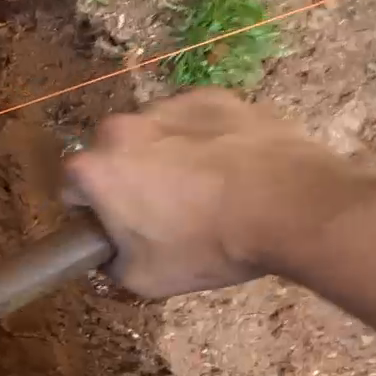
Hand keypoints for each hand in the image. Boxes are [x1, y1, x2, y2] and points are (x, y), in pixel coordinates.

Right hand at [64, 89, 375, 296]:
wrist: (302, 212)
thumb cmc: (211, 246)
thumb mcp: (144, 278)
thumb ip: (110, 263)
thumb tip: (110, 254)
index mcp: (90, 168)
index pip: (72, 191)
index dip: (95, 212)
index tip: (125, 226)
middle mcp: (115, 129)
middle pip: (109, 156)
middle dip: (128, 176)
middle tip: (169, 206)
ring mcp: (165, 108)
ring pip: (151, 134)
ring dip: (165, 153)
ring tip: (209, 184)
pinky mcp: (212, 98)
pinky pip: (194, 117)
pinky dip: (205, 135)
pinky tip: (232, 162)